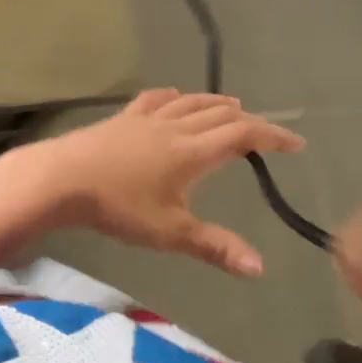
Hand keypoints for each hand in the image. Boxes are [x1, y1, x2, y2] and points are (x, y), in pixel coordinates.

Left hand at [0, 89, 304, 276]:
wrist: (65, 176)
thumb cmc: (120, 205)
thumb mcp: (170, 232)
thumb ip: (215, 246)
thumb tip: (259, 266)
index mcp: (192, 151)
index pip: (241, 135)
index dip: (271, 135)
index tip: (296, 142)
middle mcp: (175, 126)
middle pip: (220, 114)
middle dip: (249, 120)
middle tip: (269, 131)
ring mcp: (147, 117)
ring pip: (190, 102)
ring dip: (216, 103)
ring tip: (233, 106)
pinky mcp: (124, 117)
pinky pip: (157, 99)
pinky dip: (175, 97)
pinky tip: (175, 97)